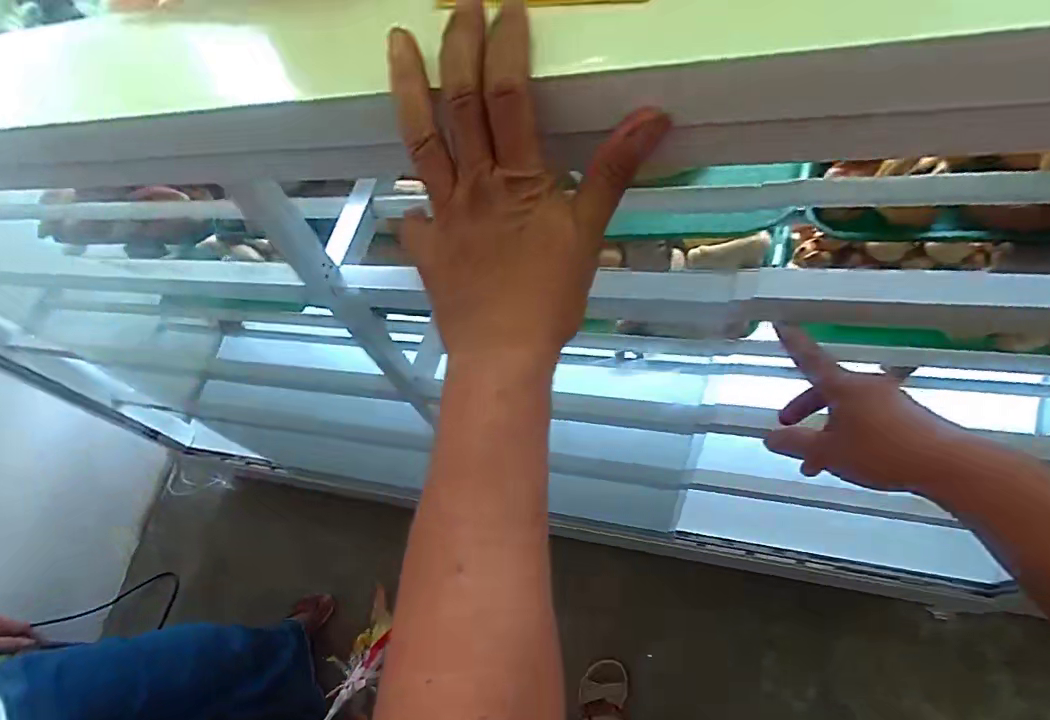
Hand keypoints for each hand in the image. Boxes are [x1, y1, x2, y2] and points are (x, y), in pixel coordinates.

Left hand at [0, 615, 39, 662]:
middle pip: (14, 632)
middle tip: (27, 662)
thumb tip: (34, 643)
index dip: (37, 640)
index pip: (26, 628)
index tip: (45, 654)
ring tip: (9, 664)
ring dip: (7, 649)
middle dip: (23, 644)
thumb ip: (12, 645)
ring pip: (1, 638)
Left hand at [387, 0, 669, 369]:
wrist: (501, 354)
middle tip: (458, 7)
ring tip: (398, 45)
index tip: (507, 9)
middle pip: (460, 106)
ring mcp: (445, 217)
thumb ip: (612, 172)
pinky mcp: (428, 251)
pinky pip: (413, 219)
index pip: (508, 96)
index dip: (506, 48)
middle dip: (459, 49)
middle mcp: (474, 187)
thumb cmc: (548, 301)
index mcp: (517, 179)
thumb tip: (651, 116)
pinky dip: (412, 204)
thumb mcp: (588, 235)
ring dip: (409, 90)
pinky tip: (413, 200)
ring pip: (422, 143)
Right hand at [763, 325, 988, 493]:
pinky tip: (844, 462)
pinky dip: (846, 437)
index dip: (793, 344)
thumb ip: (795, 444)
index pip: (811, 361)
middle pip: (826, 391)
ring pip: (844, 411)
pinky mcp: (903, 418)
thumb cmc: (880, 452)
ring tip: (814, 461)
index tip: (781, 324)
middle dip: (803, 408)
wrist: (942, 462)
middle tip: (787, 427)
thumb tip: (771, 437)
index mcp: (844, 388)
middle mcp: (866, 387)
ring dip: (824, 431)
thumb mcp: (827, 452)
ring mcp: (887, 401)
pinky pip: (864, 422)